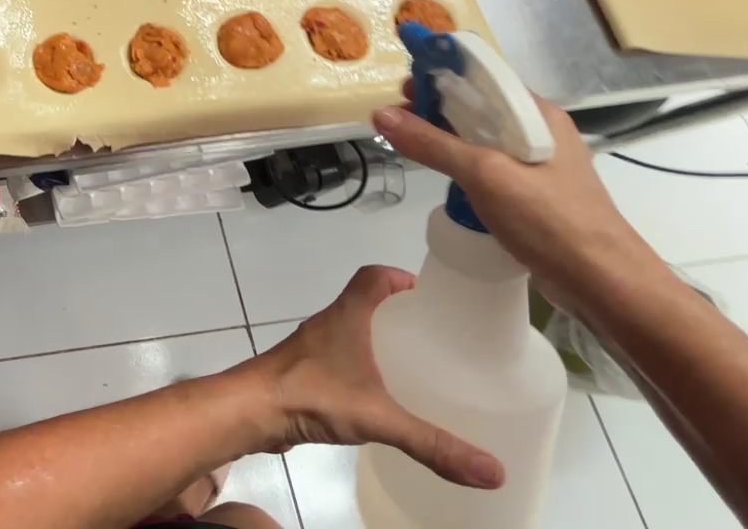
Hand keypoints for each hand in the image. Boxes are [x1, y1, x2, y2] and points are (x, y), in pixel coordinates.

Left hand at [225, 265, 505, 488]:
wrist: (252, 408)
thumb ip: (433, 443)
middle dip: (400, 314)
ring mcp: (315, 346)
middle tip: (437, 339)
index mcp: (346, 316)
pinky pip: (342, 358)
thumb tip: (494, 471)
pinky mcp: (307, 370)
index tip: (432, 296)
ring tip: (419, 368)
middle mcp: (330, 323)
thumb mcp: (379, 418)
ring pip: (353, 331)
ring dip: (381, 341)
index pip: (372, 276)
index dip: (400, 277)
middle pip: (366, 302)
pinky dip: (365, 367)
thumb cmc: (310, 394)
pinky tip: (384, 396)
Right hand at [371, 86, 665, 315]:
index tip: (402, 84)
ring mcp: (535, 164)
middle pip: (477, 105)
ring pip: (478, 137)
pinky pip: (484, 165)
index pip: (483, 77)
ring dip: (442, 136)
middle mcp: (538, 132)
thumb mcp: (485, 176)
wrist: (605, 286)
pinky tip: (438, 176)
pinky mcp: (528, 192)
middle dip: (434, 106)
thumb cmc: (551, 221)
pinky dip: (457, 163)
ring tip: (407, 143)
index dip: (440, 73)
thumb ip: (432, 144)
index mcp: (537, 116)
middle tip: (395, 117)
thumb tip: (381, 114)